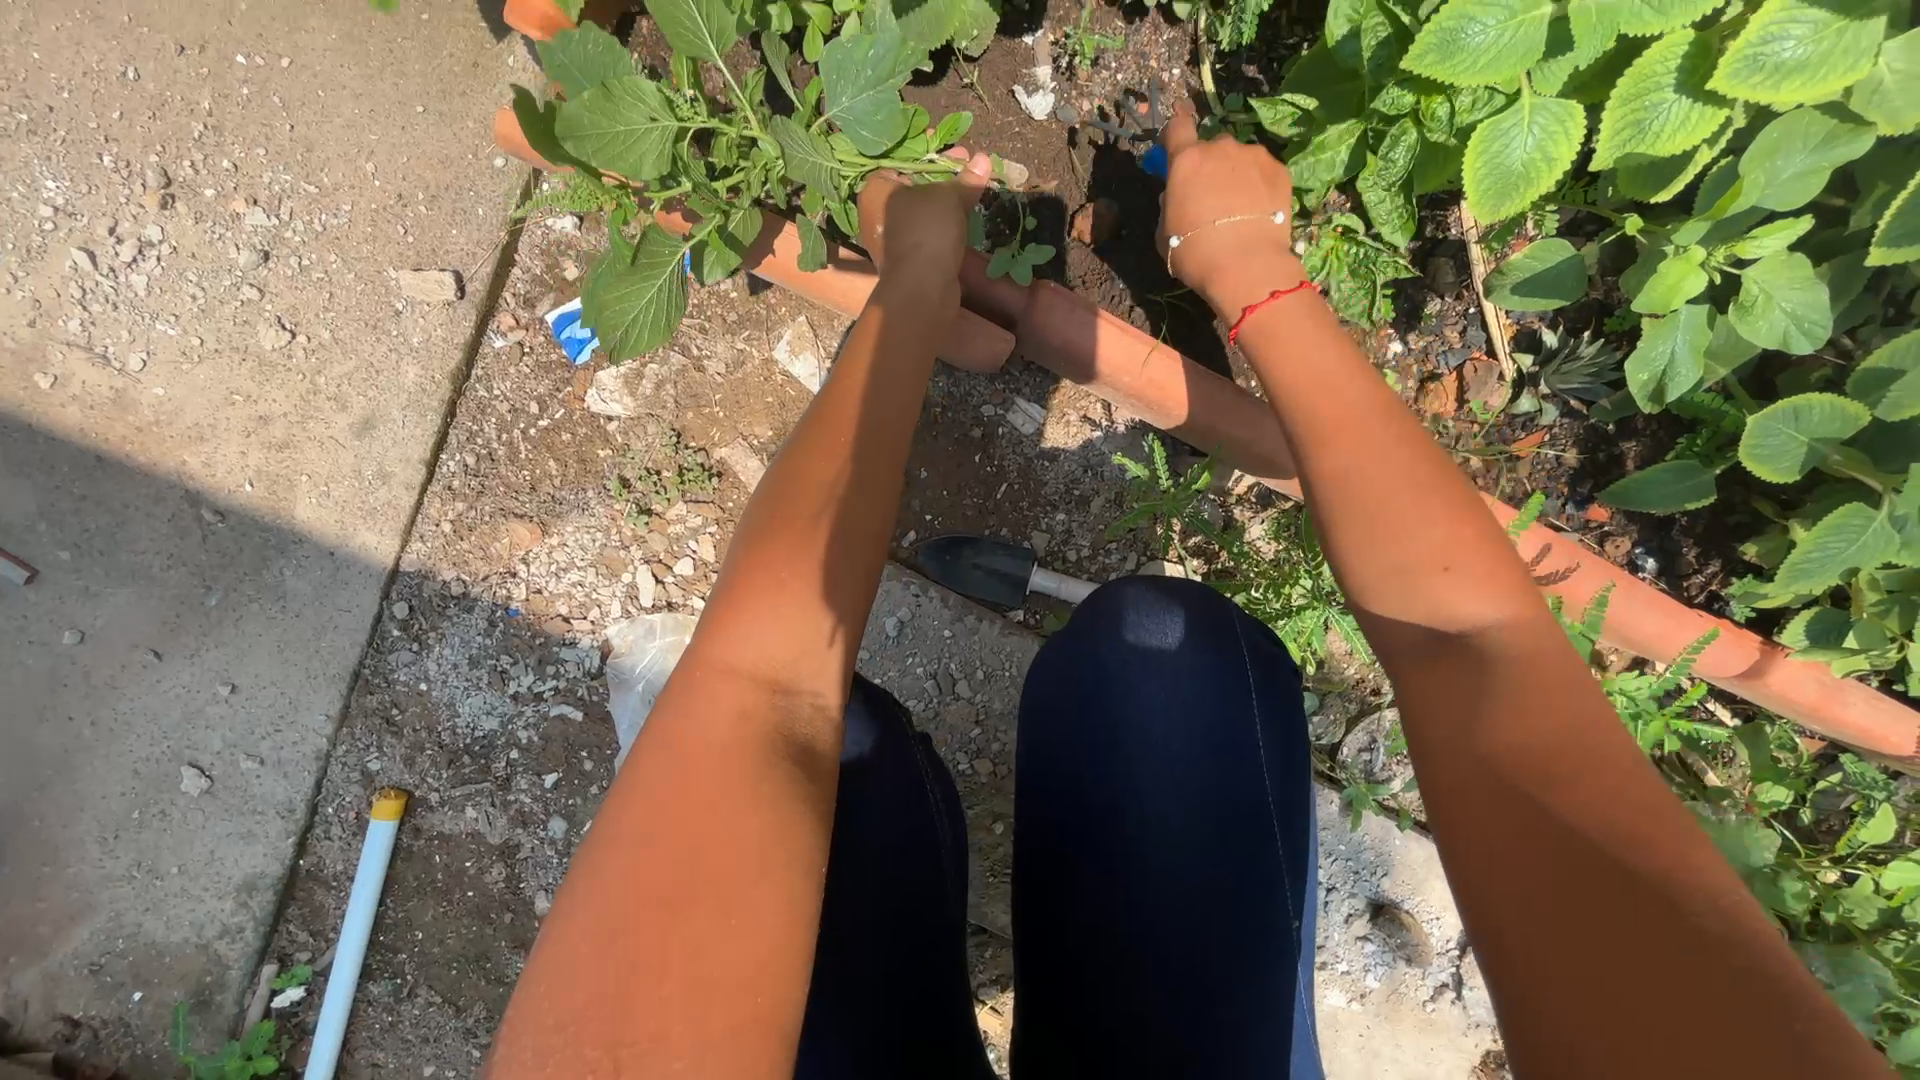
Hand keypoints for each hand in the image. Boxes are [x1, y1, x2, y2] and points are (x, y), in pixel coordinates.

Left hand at [857, 150, 992, 306]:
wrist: (922, 290)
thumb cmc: (925, 231)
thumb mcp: (948, 197)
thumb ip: (965, 179)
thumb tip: (983, 160)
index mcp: (876, 189)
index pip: (900, 158)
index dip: (926, 148)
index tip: (949, 142)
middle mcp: (878, 213)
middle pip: (914, 183)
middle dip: (942, 172)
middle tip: (967, 160)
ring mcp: (893, 238)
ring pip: (923, 209)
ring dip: (947, 197)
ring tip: (973, 183)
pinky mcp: (910, 258)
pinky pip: (929, 230)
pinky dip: (945, 221)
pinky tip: (966, 212)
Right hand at [1158, 104, 1305, 316]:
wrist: (1246, 265)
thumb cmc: (1194, 252)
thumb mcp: (1164, 234)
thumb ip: (1168, 206)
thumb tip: (1176, 196)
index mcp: (1186, 160)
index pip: (1177, 127)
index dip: (1174, 133)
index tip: (1174, 147)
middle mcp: (1221, 147)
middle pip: (1211, 147)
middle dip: (1208, 165)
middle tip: (1209, 196)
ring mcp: (1254, 155)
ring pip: (1239, 158)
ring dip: (1235, 174)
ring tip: (1238, 207)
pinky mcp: (1280, 169)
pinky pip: (1262, 171)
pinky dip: (1258, 184)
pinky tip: (1257, 211)